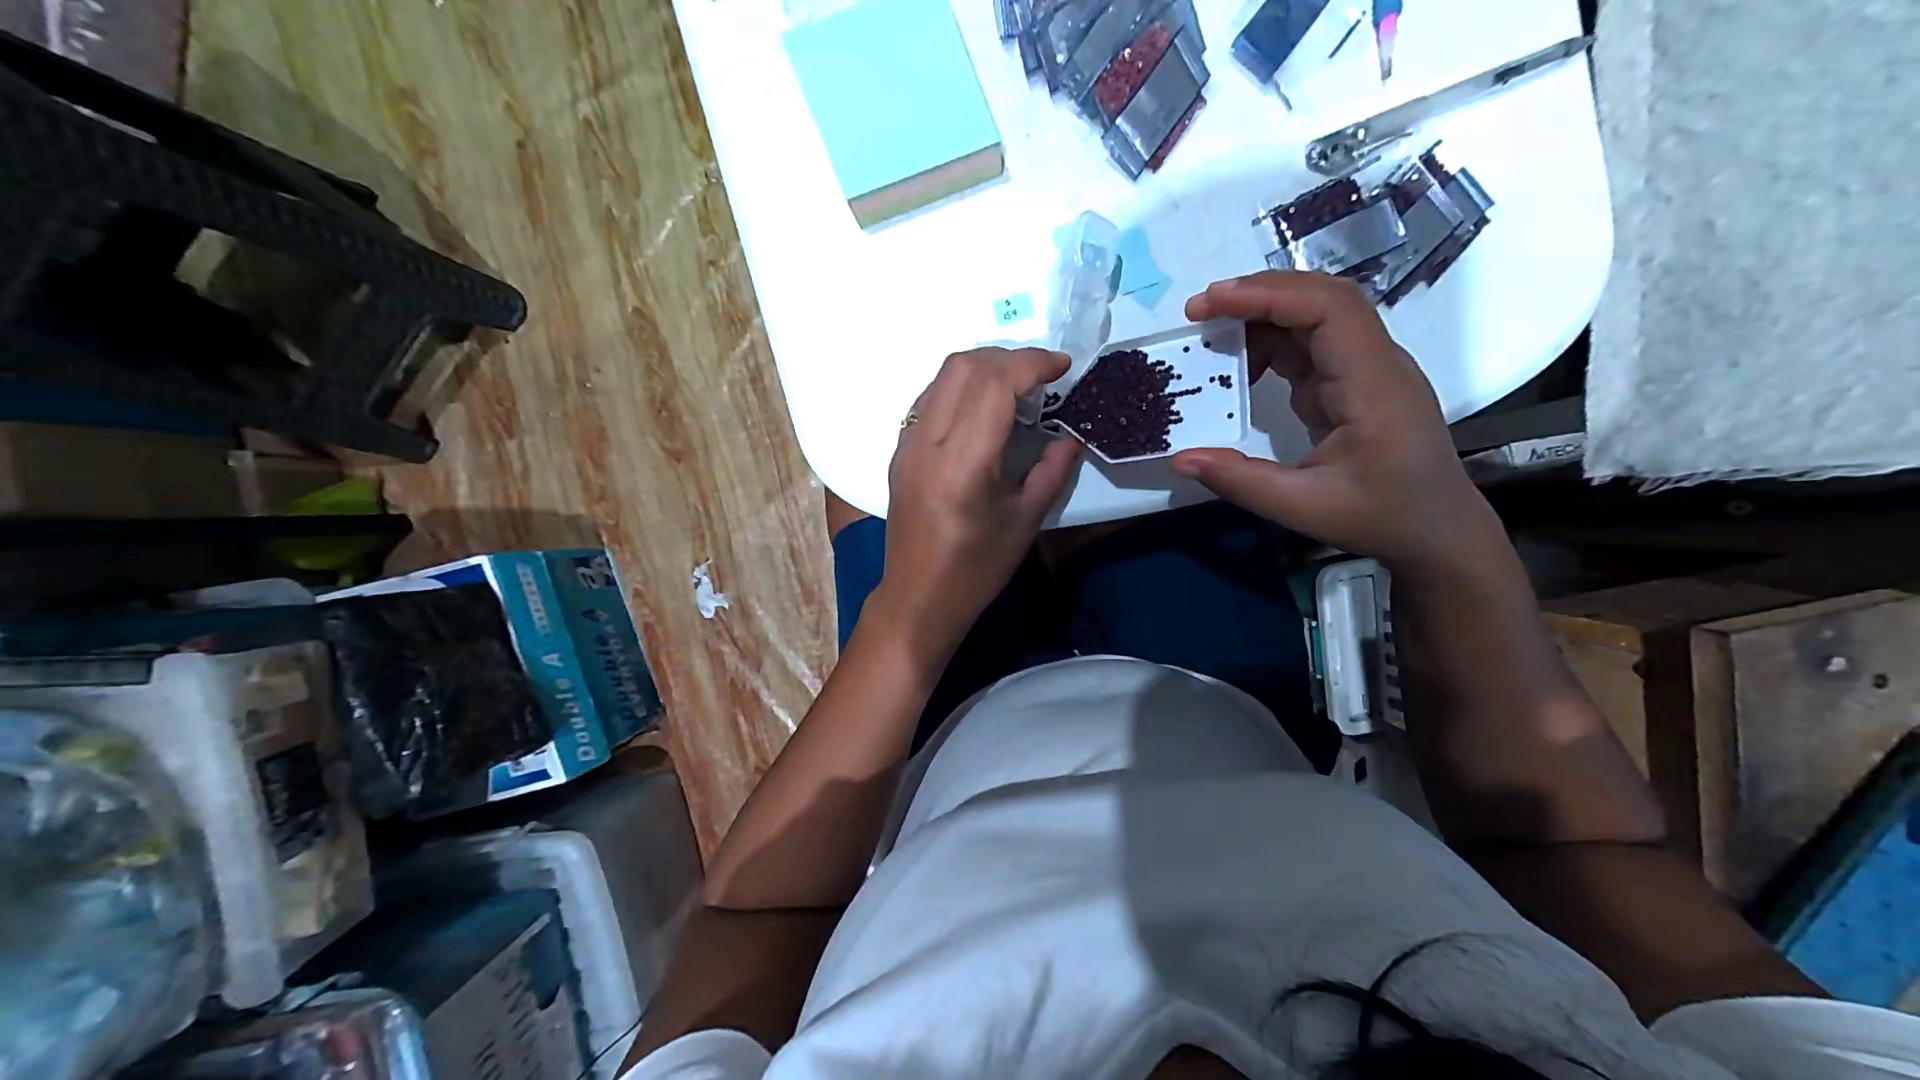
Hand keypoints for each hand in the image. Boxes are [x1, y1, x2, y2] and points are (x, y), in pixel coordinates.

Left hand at [874, 347, 1081, 660]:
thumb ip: (1051, 471)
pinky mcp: (899, 452)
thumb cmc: (976, 570)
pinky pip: (929, 398)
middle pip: (963, 366)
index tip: (1062, 366)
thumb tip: (1072, 434)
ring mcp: (907, 445)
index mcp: (962, 464)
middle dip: (1008, 357)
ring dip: (982, 367)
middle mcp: (927, 444)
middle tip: (1041, 375)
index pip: (994, 384)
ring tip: (1016, 385)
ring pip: (942, 377)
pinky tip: (983, 408)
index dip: (1032, 363)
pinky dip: (960, 387)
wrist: (917, 598)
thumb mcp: (1024, 522)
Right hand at [1170, 272, 1499, 575]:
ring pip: (1314, 316)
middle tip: (1199, 311)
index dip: (1268, 295)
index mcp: (1374, 385)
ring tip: (1209, 334)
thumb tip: (1180, 458)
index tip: (1210, 303)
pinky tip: (1239, 365)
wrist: (1436, 529)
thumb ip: (1241, 481)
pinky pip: (1308, 344)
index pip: (1328, 310)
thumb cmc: (1381, 517)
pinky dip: (1268, 343)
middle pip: (1321, 299)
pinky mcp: (1351, 381)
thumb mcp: (1305, 508)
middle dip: (1258, 294)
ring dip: (1260, 316)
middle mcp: (1375, 363)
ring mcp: (1365, 369)